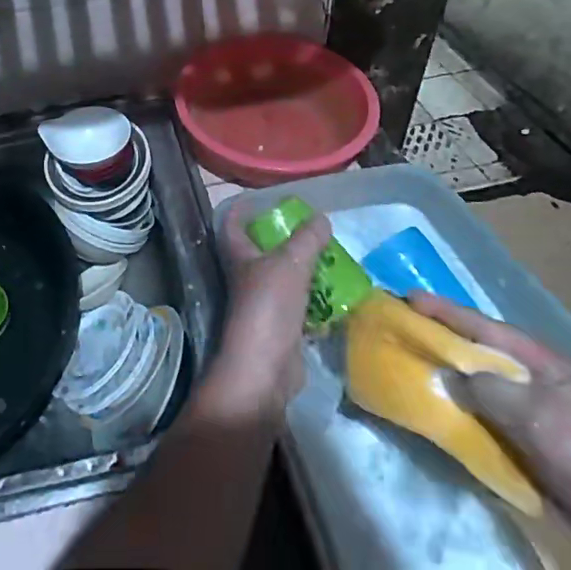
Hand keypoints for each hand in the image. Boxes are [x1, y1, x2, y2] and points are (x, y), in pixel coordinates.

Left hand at [199, 200, 332, 422]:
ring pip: (286, 278)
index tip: (265, 198)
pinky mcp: (282, 328)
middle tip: (315, 228)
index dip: (243, 209)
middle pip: (264, 250)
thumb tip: (321, 218)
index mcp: (240, 257)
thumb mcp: (290, 263)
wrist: (264, 370)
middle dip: (288, 239)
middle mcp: (249, 278)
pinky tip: (339, 293)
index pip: (231, 224)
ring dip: (307, 269)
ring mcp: (265, 305)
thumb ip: (307, 239)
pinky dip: (318, 300)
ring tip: (335, 257)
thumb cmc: (269, 307)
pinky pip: (302, 306)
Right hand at [408, 292, 570, 569]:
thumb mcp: (535, 414)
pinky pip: (493, 423)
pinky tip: (446, 420)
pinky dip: (468, 418)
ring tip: (416, 372)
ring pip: (486, 391)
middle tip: (406, 333)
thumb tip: (450, 372)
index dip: (447, 311)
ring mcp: (540, 414)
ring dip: (454, 384)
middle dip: (446, 343)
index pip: (486, 328)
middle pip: (484, 356)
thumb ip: (488, 389)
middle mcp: (539, 381)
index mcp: (543, 361)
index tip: (408, 296)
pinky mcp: (539, 446)